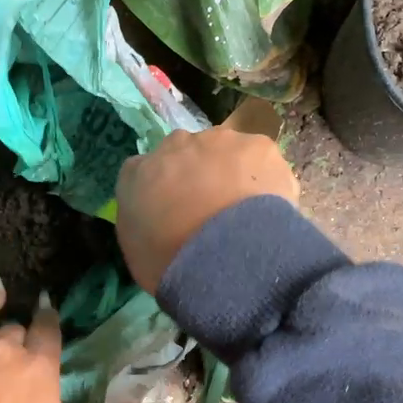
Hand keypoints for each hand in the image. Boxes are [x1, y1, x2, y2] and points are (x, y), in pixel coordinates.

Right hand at [113, 127, 299, 292]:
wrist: (221, 256)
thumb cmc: (168, 261)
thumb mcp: (136, 249)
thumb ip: (140, 221)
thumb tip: (154, 213)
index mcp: (137, 173)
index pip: (144, 171)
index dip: (161, 191)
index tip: (172, 213)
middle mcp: (174, 145)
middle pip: (186, 155)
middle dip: (196, 177)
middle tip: (208, 213)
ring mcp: (218, 140)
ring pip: (224, 152)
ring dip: (230, 174)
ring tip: (241, 214)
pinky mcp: (258, 146)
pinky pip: (260, 161)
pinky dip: (263, 180)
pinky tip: (266, 209)